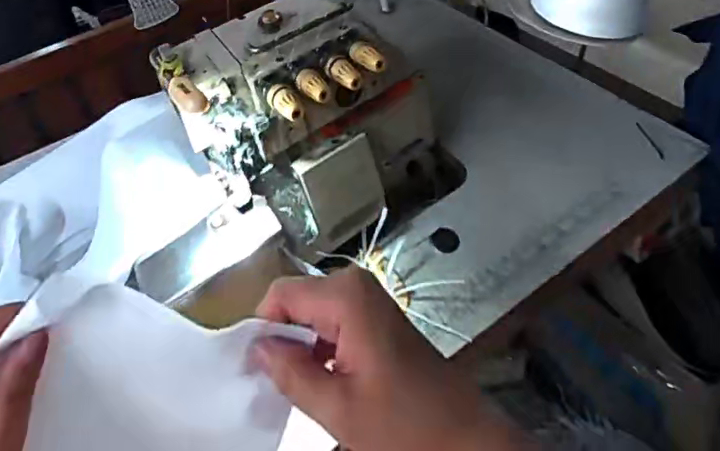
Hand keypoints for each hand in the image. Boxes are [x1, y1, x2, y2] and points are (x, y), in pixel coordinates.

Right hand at [252, 268, 527, 450]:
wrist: (465, 436)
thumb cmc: (404, 424)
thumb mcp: (340, 408)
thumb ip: (292, 374)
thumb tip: (257, 348)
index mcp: (345, 295)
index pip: (281, 294)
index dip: (262, 328)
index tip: (254, 368)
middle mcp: (355, 283)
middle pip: (296, 299)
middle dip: (282, 338)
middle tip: (278, 384)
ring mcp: (368, 297)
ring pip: (312, 311)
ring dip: (302, 346)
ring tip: (302, 388)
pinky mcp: (375, 314)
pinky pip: (332, 319)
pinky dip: (321, 347)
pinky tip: (325, 381)